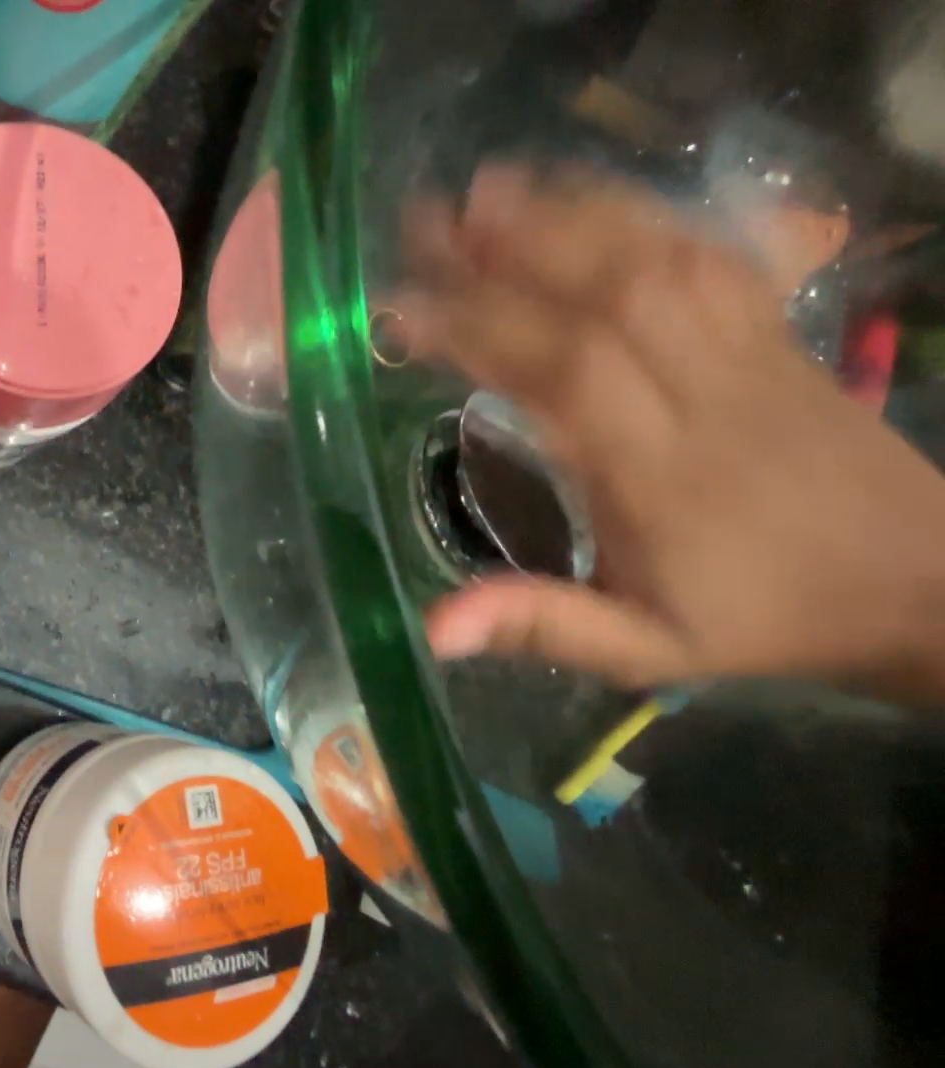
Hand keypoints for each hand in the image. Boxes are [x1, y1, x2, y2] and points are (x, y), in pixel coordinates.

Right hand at [392, 164, 944, 700]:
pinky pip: (711, 257)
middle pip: (610, 296)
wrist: (930, 585)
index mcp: (661, 475)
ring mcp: (750, 354)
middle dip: (510, 251)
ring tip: (488, 192)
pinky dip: (640, 217)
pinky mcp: (776, 334)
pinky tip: (584, 201)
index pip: (565, 374)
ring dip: (568, 217)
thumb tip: (432, 628)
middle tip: (427, 223)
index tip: (401, 310)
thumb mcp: (642, 650)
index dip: (478, 330)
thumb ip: (540, 626)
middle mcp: (705, 397)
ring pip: (662, 261)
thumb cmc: (759, 618)